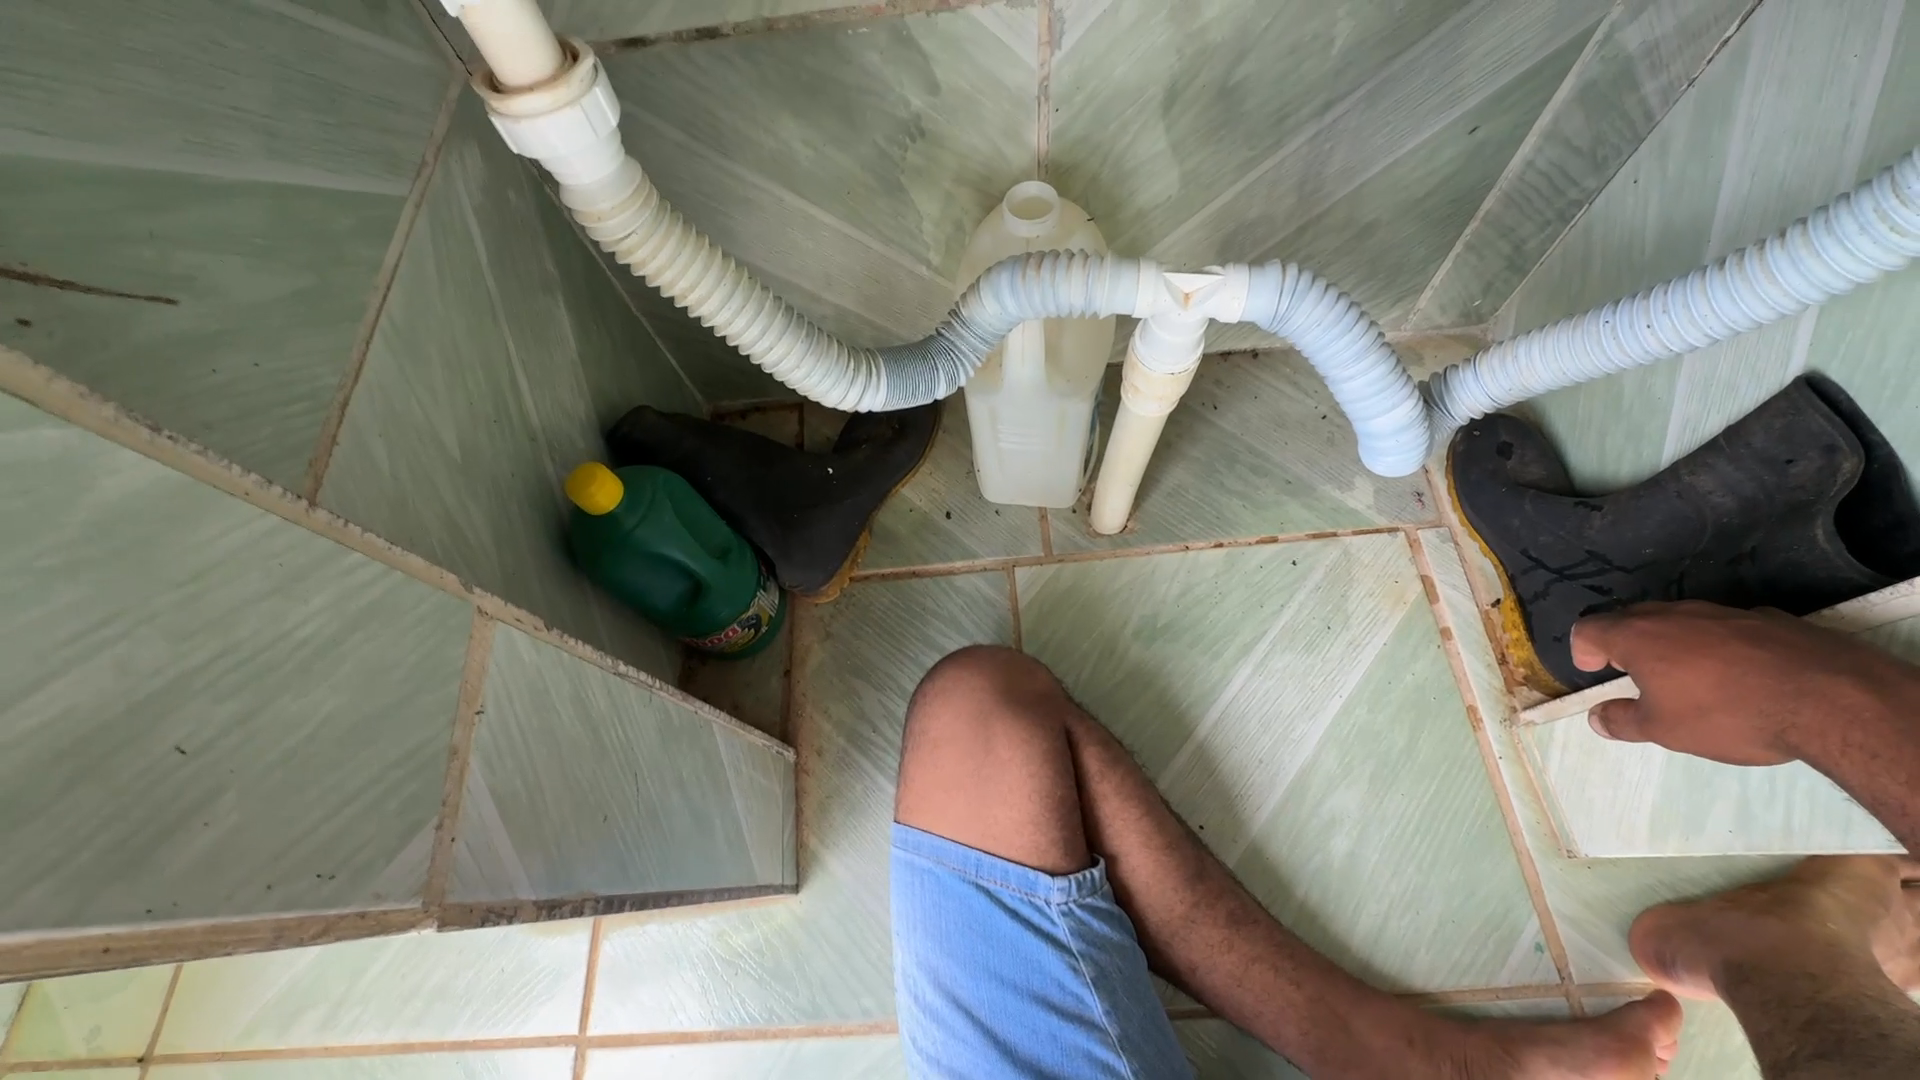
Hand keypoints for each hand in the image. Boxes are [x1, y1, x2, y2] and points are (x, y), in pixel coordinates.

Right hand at [1569, 601, 1915, 766]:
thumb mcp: (1665, 731)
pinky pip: (1728, 627)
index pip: (1588, 627)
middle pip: (1632, 618)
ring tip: (1694, 677)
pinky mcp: (1771, 618)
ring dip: (1675, 642)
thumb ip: (1623, 721)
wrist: (1833, 700)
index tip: (1596, 671)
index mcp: (1637, 636)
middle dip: (1626, 643)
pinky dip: (1722, 644)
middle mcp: (1673, 615)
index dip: (1584, 649)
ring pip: (1682, 620)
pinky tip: (1744, 673)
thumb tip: (1598, 718)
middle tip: (1638, 675)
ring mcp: (1724, 612)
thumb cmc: (1729, 714)